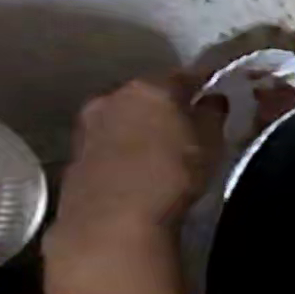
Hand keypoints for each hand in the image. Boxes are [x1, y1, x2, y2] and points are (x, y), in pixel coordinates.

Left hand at [48, 75, 215, 257]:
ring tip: (164, 143)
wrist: (115, 218)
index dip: (204, 81)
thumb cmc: (174, 173)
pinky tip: (140, 161)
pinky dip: (127, 144)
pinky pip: (111, 138)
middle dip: (169, 102)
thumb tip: (213, 98)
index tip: (217, 87)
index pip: (185, 75)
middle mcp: (114, 96)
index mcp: (151, 88)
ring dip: (144, 123)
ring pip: (126, 115)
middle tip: (190, 118)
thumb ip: (212, 116)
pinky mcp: (77, 151)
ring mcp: (89, 123)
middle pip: (149, 93)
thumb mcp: (211, 143)